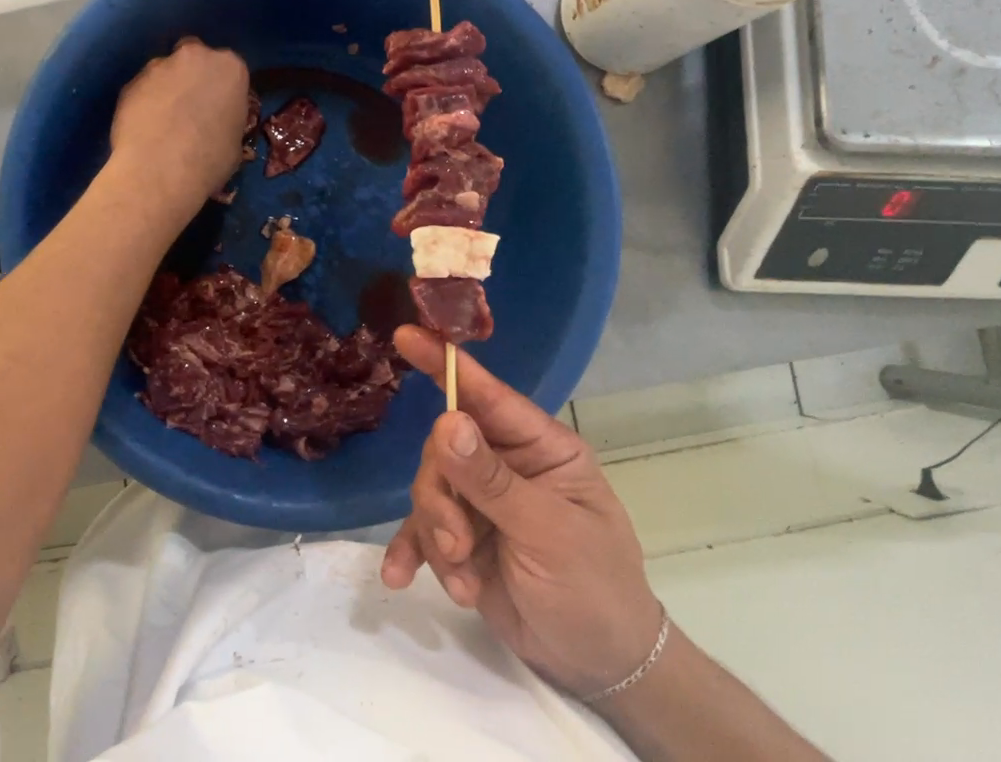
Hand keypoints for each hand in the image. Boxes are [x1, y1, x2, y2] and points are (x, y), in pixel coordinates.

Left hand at [109, 37, 250, 209]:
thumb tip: (217, 126)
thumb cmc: (209, 161)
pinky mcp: (130, 82)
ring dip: (164, 88)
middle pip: (193, 57)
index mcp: (230, 67)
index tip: (217, 107)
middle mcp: (194, 56)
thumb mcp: (235, 143)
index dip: (221, 88)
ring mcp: (158, 66)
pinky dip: (142, 102)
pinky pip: (141, 89)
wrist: (159, 172)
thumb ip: (226, 119)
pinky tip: (142, 128)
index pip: (229, 69)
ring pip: (163, 71)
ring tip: (161, 121)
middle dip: (191, 76)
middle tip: (188, 108)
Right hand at [381, 328, 664, 697]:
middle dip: (442, 497)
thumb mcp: (547, 531)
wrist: (599, 664)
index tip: (406, 335)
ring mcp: (482, 504)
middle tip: (459, 542)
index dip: (447, 364)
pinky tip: (400, 577)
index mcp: (542, 450)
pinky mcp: (462, 541)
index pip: (488, 396)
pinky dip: (413, 553)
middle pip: (444, 450)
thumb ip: (491, 479)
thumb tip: (446, 422)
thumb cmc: (594, 587)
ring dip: (437, 536)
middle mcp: (508, 467)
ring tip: (463, 577)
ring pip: (429, 491)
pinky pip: (421, 532)